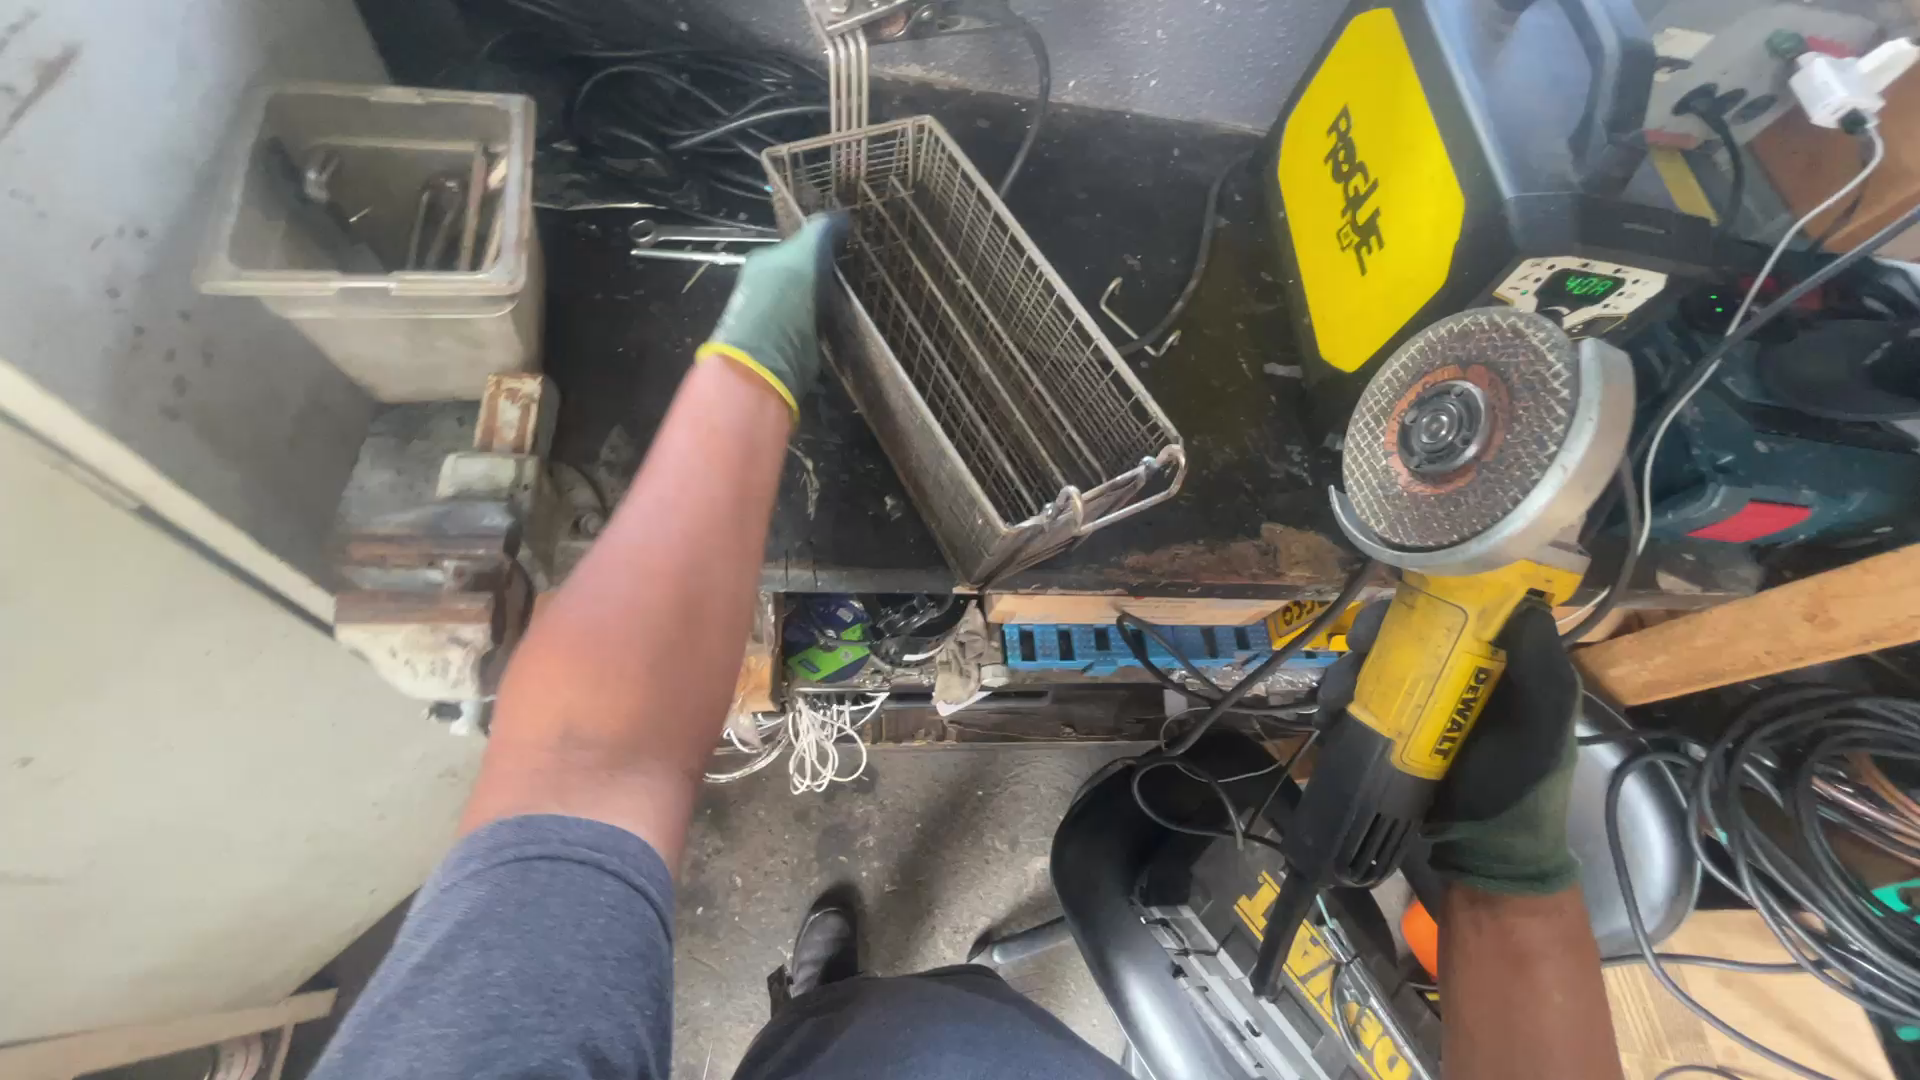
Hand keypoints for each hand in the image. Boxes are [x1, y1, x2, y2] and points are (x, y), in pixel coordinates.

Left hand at [695, 211, 849, 419]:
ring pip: (809, 305)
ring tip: (855, 305)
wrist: (768, 356)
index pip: (795, 250)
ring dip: (827, 306)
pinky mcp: (790, 349)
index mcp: (764, 263)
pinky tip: (846, 330)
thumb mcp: (806, 255)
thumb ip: (822, 232)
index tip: (847, 253)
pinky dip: (828, 330)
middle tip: (855, 280)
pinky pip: (814, 332)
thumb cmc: (784, 298)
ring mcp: (776, 321)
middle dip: (824, 279)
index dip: (821, 249)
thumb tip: (842, 216)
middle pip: (802, 279)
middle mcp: (765, 289)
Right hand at [1318, 600, 1581, 895]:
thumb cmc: (1522, 782)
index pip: (1438, 617)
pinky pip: (1343, 709)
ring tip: (1338, 699)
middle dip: (1367, 636)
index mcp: (1477, 666)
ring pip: (1358, 670)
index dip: (1411, 606)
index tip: (1395, 610)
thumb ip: (1541, 666)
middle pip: (1388, 639)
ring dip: (1342, 675)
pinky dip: (1330, 709)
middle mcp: (1434, 679)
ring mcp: (1401, 708)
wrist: (1485, 850)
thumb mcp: (1546, 721)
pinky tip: (1329, 720)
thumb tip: (1523, 604)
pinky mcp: (1375, 735)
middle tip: (1358, 647)